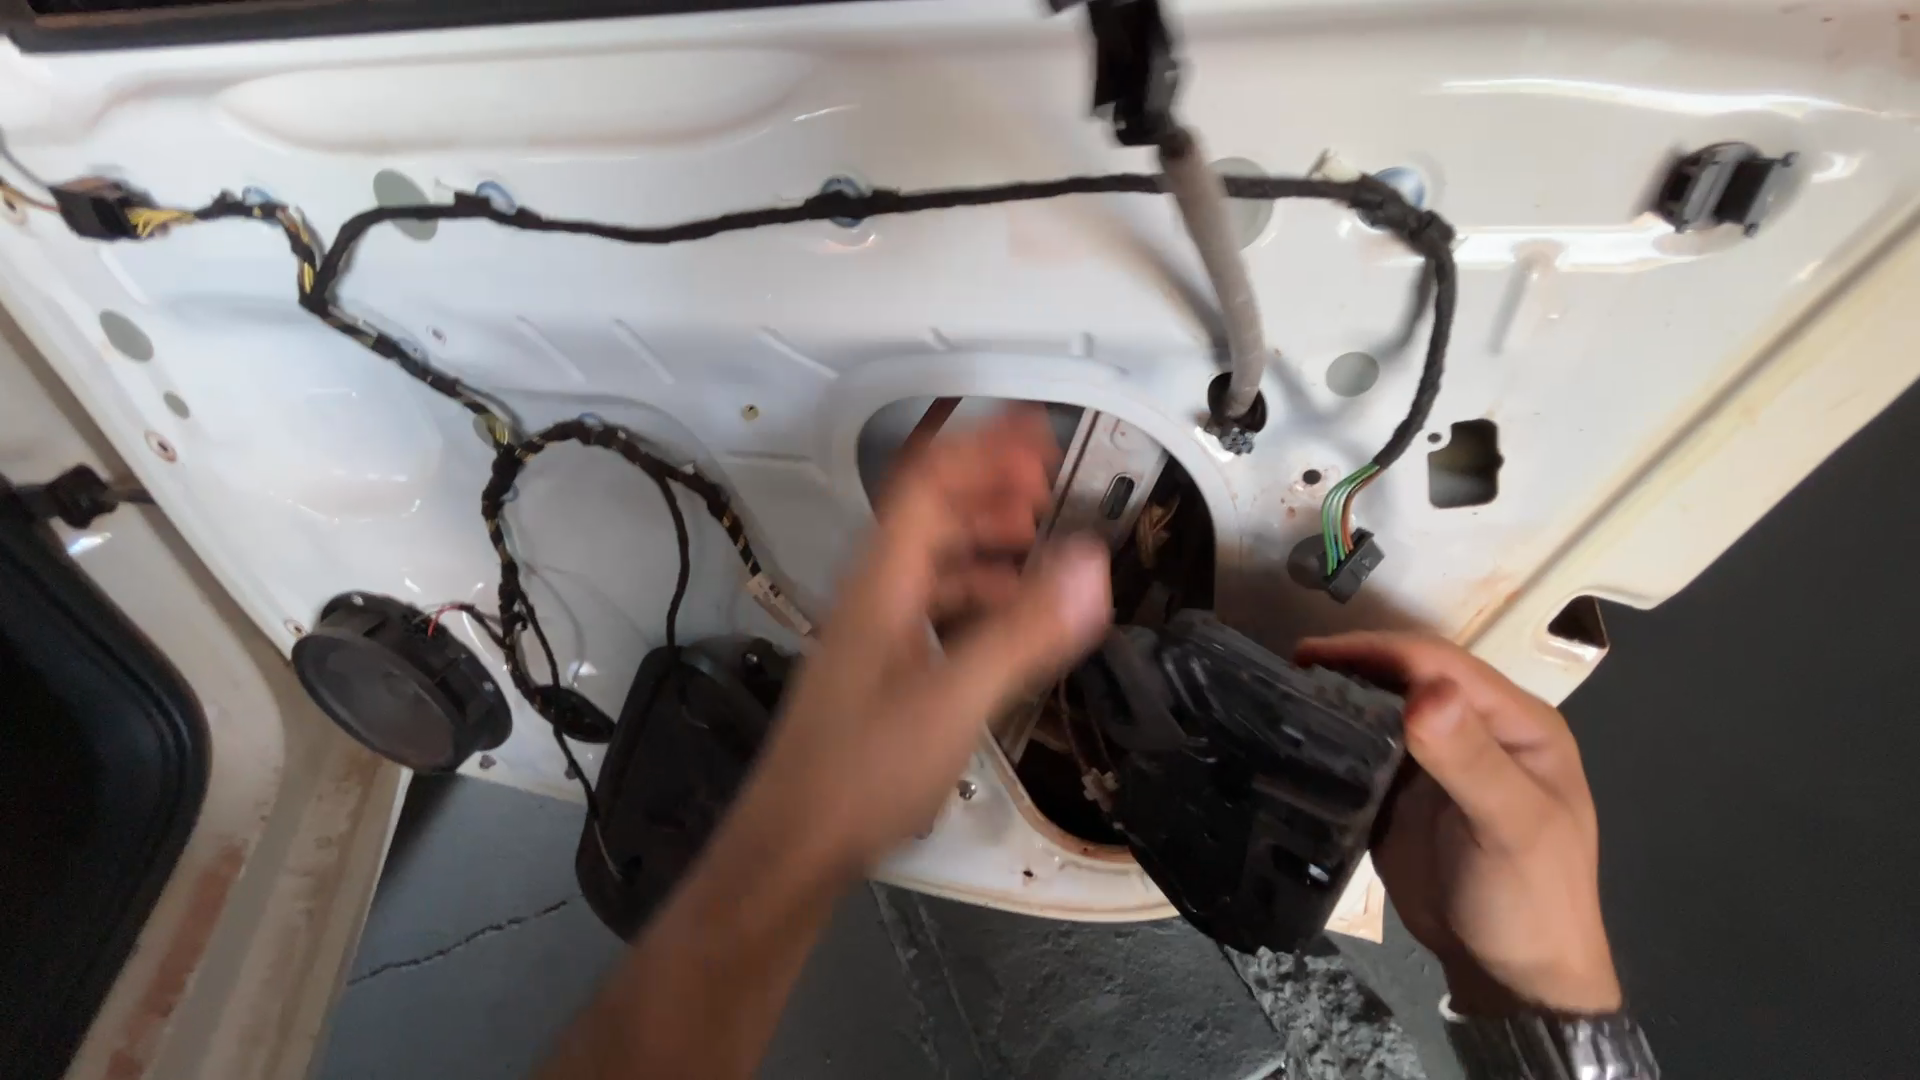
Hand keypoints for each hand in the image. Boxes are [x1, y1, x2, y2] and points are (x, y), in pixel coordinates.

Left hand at [747, 409, 1112, 871]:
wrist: (791, 845)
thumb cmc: (861, 774)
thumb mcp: (952, 701)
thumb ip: (1024, 633)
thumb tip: (1092, 564)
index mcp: (882, 582)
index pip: (929, 482)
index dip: (981, 446)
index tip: (1036, 430)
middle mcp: (873, 590)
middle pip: (929, 508)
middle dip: (987, 481)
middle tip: (1044, 478)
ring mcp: (873, 626)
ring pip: (932, 554)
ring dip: (982, 532)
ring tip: (1035, 534)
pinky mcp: (880, 661)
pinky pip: (932, 598)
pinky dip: (975, 585)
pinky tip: (1005, 608)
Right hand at [1298, 632, 1621, 1015]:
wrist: (1507, 971)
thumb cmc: (1526, 897)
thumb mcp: (1511, 827)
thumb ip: (1471, 759)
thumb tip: (1427, 691)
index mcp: (1517, 722)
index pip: (1440, 664)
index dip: (1379, 650)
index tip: (1313, 654)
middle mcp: (1475, 726)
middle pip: (1407, 674)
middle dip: (1352, 662)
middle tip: (1291, 667)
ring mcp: (1435, 755)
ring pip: (1382, 703)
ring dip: (1339, 690)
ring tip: (1287, 688)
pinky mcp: (1399, 783)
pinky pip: (1363, 741)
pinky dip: (1333, 727)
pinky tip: (1301, 726)